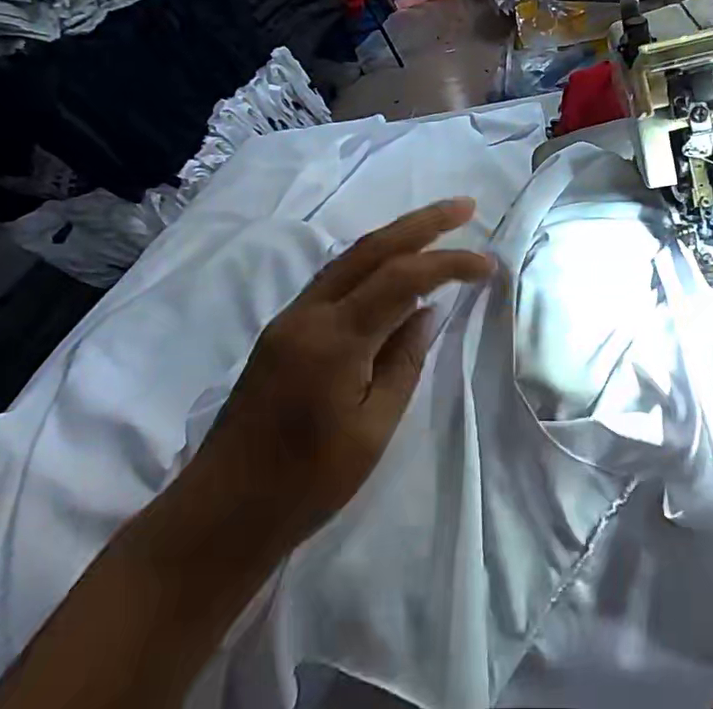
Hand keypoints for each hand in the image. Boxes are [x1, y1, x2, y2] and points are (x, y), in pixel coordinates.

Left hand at [182, 198, 493, 549]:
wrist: (224, 508)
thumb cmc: (306, 484)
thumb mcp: (371, 430)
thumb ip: (402, 363)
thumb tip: (426, 313)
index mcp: (335, 339)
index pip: (401, 278)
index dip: (448, 263)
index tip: (487, 264)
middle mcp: (308, 314)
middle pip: (369, 249)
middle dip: (420, 223)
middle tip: (464, 205)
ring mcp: (289, 320)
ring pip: (346, 262)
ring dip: (392, 240)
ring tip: (434, 231)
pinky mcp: (281, 333)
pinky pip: (331, 285)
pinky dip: (367, 269)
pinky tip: (389, 276)